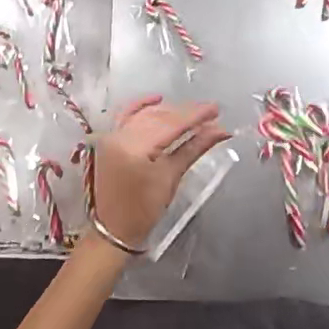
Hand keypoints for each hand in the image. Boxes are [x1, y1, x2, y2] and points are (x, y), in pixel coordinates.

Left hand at [91, 95, 230, 249]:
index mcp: (136, 148)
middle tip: (210, 112)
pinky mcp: (108, 140)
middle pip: (159, 117)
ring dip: (168, 112)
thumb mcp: (171, 178)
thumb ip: (194, 148)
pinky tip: (157, 99)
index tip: (216, 109)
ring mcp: (111, 136)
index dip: (195, 115)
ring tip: (191, 112)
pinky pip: (125, 116)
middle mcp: (121, 136)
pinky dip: (141, 107)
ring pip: (144, 115)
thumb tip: (220, 130)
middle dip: (185, 113)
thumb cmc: (145, 209)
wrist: (114, 228)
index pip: (171, 124)